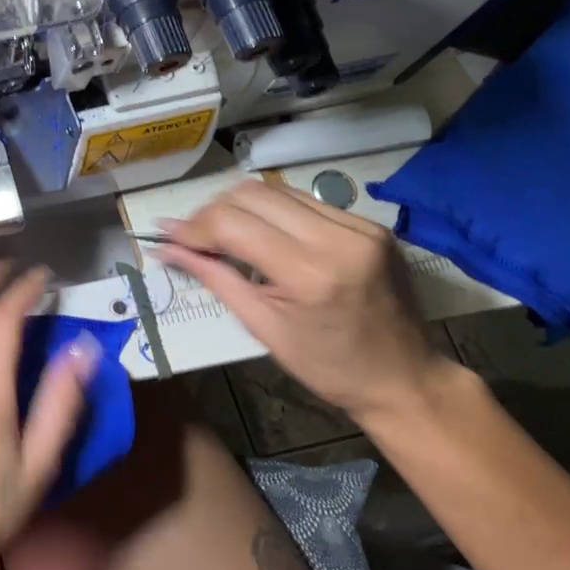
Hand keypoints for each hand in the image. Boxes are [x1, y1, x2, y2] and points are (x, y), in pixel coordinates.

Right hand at [154, 182, 455, 421]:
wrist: (404, 377)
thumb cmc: (325, 366)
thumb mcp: (260, 325)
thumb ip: (213, 276)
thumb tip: (165, 246)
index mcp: (309, 272)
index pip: (232, 223)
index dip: (192, 227)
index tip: (167, 237)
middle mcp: (338, 238)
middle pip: (251, 195)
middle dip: (212, 212)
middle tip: (193, 238)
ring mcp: (360, 226)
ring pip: (277, 191)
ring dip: (240, 207)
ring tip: (223, 234)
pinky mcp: (370, 225)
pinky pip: (305, 202)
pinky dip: (273, 213)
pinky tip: (264, 236)